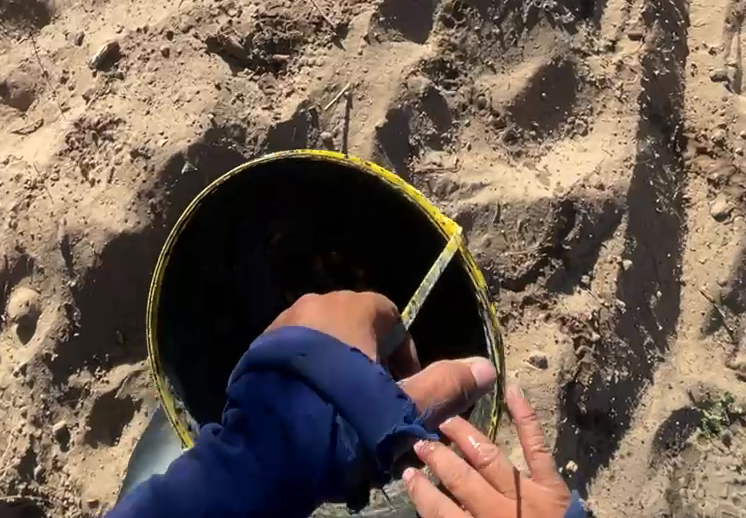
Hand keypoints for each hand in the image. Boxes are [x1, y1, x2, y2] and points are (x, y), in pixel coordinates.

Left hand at [267, 291, 496, 426]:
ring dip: (337, 369)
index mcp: (354, 308)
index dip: (404, 356)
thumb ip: (446, 386)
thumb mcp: (405, 407)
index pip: (392, 318)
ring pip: (324, 341)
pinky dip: (308, 374)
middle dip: (369, 365)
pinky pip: (295, 354)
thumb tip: (486, 367)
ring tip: (339, 414)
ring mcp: (284, 322)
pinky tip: (309, 410)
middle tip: (370, 409)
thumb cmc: (346, 417)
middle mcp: (317, 303)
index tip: (401, 392)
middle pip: (356, 328)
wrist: (272, 443)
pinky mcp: (259, 345)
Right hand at [403, 384, 573, 517]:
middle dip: (438, 458)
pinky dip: (526, 417)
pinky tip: (513, 390)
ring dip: (465, 436)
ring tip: (447, 421)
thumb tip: (437, 508)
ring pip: (489, 458)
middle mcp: (500, 512)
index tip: (407, 473)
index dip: (422, 492)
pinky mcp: (553, 486)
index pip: (442, 512)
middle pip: (462, 479)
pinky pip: (537, 448)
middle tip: (420, 441)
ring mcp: (528, 495)